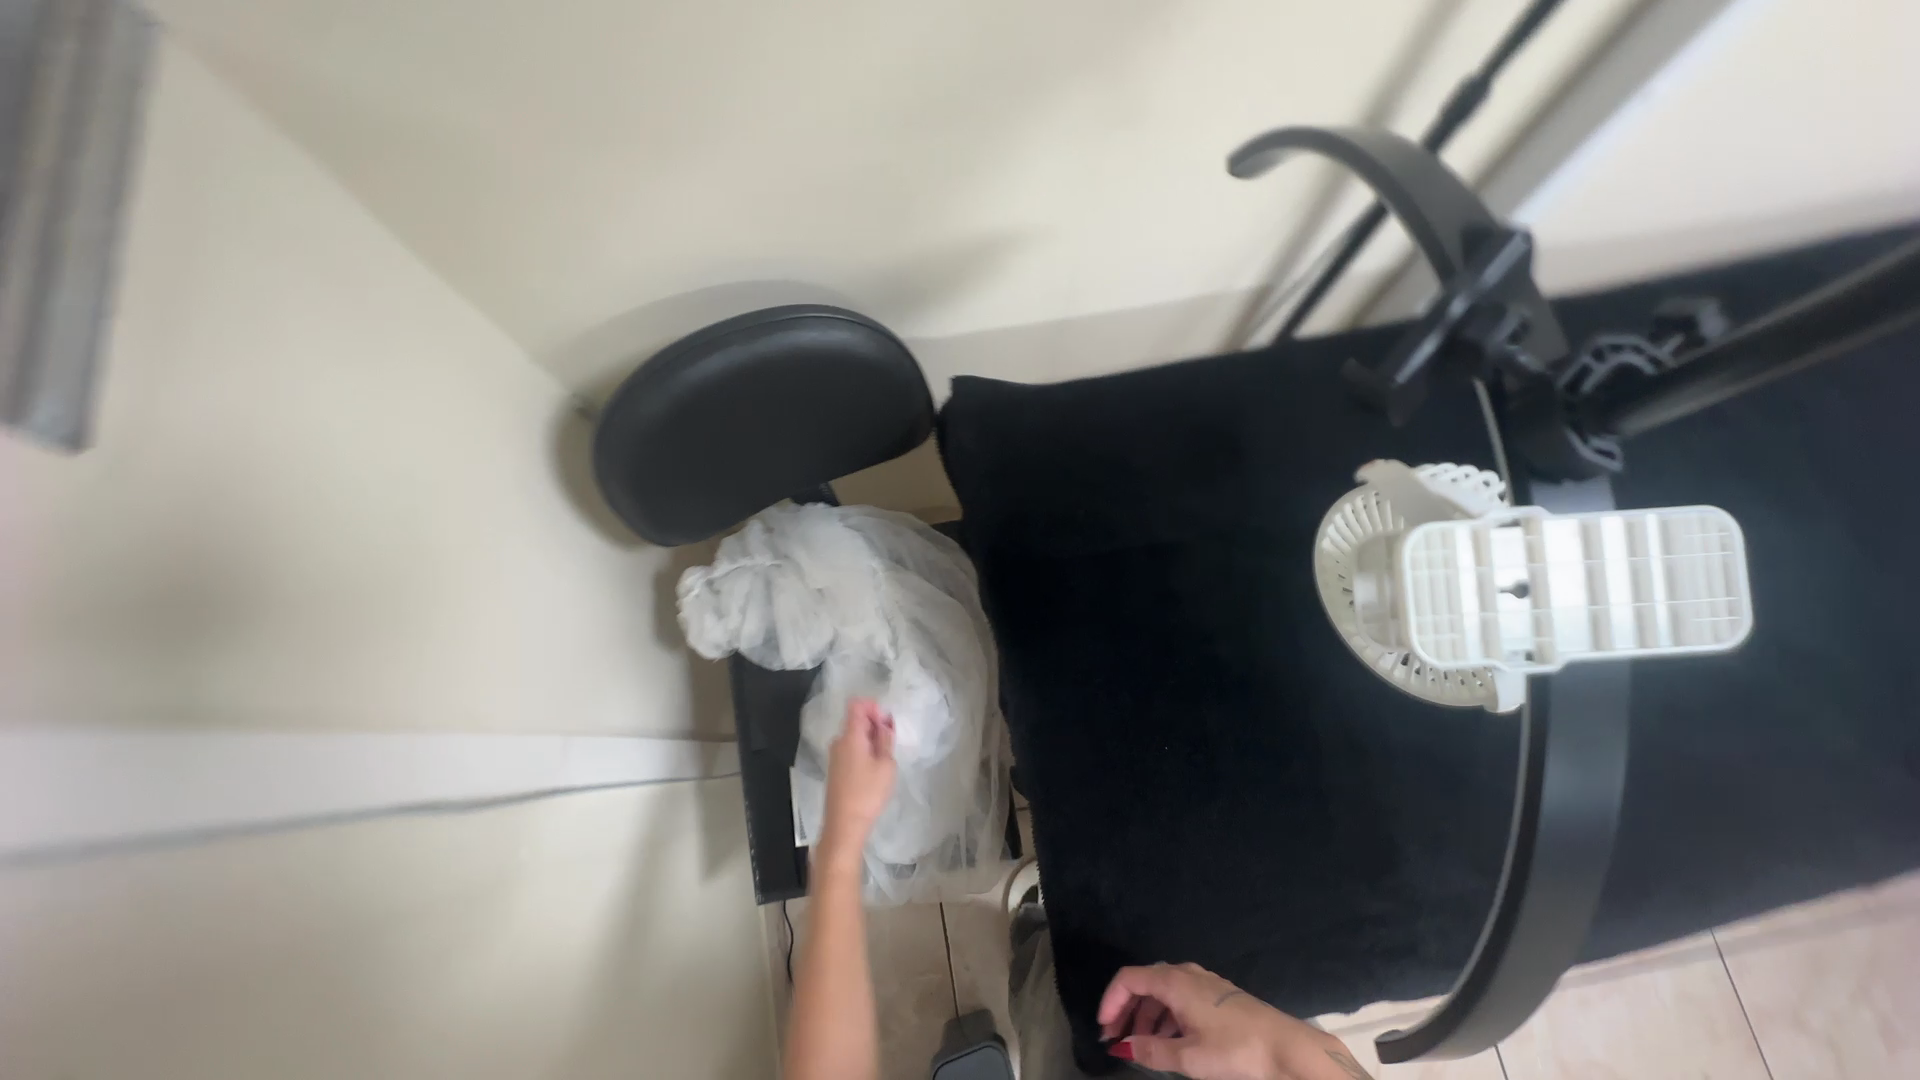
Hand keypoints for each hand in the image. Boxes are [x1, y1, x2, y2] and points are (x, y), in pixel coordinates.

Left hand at [817, 699, 896, 871]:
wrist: (844, 825)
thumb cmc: (868, 793)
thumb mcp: (886, 764)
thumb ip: (885, 739)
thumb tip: (883, 724)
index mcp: (850, 736)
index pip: (857, 705)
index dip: (873, 707)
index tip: (887, 723)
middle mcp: (838, 742)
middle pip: (856, 720)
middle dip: (875, 724)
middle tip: (891, 742)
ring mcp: (835, 756)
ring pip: (854, 737)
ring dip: (871, 740)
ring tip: (885, 759)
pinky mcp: (836, 770)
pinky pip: (851, 750)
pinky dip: (864, 751)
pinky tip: (874, 770)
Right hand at [1098, 963, 1369, 1079]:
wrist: (1287, 1048)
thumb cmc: (1235, 1050)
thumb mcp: (1189, 1057)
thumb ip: (1151, 1051)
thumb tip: (1123, 1048)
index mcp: (1173, 981)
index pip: (1128, 979)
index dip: (1110, 1001)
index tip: (1104, 1029)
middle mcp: (1184, 973)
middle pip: (1143, 983)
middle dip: (1126, 1011)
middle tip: (1117, 1041)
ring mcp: (1202, 981)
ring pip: (1162, 992)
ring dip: (1146, 1017)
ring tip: (1141, 1046)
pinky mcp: (1216, 994)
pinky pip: (1179, 997)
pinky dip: (1165, 1016)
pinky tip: (1169, 1041)